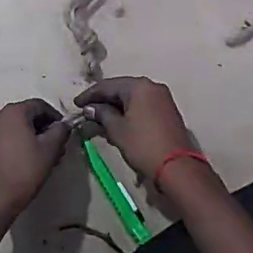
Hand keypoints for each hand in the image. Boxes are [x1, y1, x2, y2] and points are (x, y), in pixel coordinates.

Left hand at [0, 99, 69, 217]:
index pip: (41, 105)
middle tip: (59, 146)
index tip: (66, 132)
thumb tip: (64, 125)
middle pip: (29, 115)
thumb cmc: (25, 169)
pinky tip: (32, 160)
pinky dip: (23, 143)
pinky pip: (10, 137)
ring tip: (48, 156)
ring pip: (20, 127)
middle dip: (46, 129)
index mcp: (14, 112)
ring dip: (36, 137)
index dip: (56, 117)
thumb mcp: (50, 148)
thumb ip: (61, 131)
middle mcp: (0, 116)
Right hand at [74, 77, 217, 205]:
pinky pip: (143, 105)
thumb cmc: (143, 145)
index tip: (76, 104)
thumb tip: (91, 109)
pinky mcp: (167, 111)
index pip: (108, 85)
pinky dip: (129, 111)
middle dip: (103, 99)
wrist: (177, 167)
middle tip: (86, 110)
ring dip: (116, 106)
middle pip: (122, 88)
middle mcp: (152, 87)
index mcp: (139, 86)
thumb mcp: (117, 130)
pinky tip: (118, 121)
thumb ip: (102, 115)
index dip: (90, 95)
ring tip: (99, 117)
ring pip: (133, 97)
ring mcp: (162, 98)